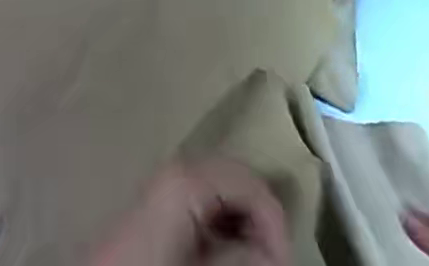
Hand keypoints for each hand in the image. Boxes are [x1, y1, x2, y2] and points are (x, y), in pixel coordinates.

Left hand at [88, 160, 289, 265]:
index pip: (247, 178)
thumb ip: (241, 257)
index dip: (273, 218)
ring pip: (217, 196)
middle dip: (257, 220)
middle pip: (233, 181)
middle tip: (270, 259)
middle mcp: (172, 173)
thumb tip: (271, 251)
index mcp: (184, 179)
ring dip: (239, 227)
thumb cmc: (146, 263)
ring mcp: (160, 191)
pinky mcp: (152, 215)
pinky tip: (220, 255)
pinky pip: (198, 211)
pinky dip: (218, 231)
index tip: (282, 259)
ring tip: (248, 260)